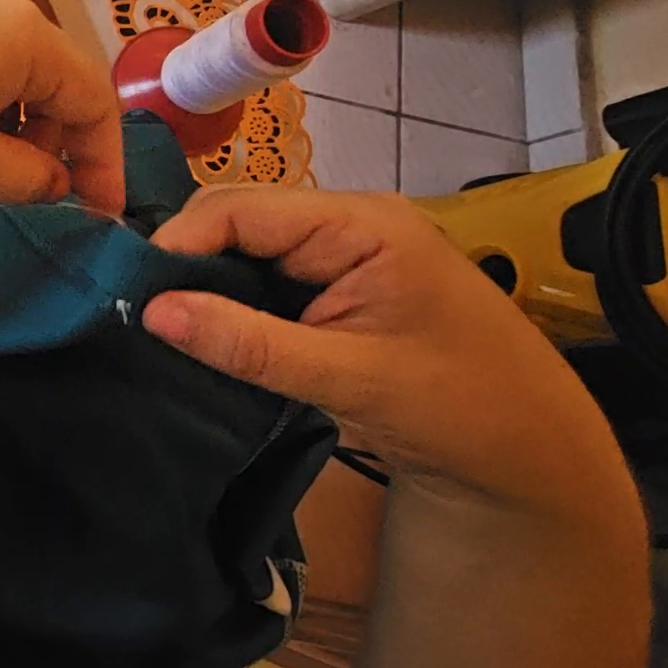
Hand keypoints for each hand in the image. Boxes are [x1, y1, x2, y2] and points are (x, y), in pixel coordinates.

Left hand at [0, 0, 126, 213]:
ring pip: (7, 79)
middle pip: (53, 85)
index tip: (96, 217)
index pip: (95, 102)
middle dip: (52, 147)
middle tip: (29, 197)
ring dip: (9, 131)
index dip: (103, 164)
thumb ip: (24, 178)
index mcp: (26, 38)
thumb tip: (57, 186)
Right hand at [140, 187, 641, 528]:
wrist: (533, 459)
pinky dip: (222, 294)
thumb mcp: (350, 379)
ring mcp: (335, 247)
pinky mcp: (327, 276)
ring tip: (162, 316)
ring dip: (200, 278)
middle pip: (232, 216)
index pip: (239, 209)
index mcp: (360, 224)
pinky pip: (254, 268)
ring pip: (237, 242)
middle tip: (141, 307)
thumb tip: (151, 312)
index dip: (178, 242)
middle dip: (184, 258)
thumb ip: (247, 343)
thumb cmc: (463, 411)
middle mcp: (343, 220)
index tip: (133, 291)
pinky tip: (203, 322)